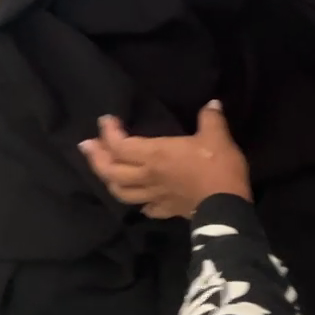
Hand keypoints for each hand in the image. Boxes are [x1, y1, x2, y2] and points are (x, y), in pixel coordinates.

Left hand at [78, 101, 250, 218]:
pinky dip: (138, 201)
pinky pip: (144, 207)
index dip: (109, 132)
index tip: (106, 120)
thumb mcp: (217, 136)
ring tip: (105, 171)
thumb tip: (212, 103)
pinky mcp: (165, 211)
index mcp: (155, 155)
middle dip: (96, 157)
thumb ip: (210, 118)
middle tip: (88, 145)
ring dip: (108, 179)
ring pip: (120, 191)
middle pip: (110, 170)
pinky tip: (140, 197)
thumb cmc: (218, 166)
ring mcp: (154, 196)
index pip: (120, 145)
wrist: (226, 205)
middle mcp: (147, 176)